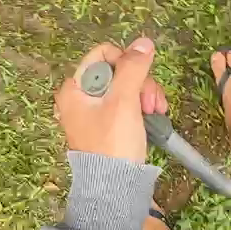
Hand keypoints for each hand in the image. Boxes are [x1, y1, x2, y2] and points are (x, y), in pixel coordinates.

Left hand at [54, 37, 167, 162]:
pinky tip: (153, 116)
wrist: (115, 187)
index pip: (103, 54)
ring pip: (126, 87)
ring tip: (156, 112)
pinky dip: (141, 106)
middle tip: (151, 103)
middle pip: (117, 70)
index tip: (139, 79)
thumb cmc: (114, 142)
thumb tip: (144, 42)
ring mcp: (93, 112)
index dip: (126, 61)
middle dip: (140, 82)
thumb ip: (133, 68)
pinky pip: (127, 103)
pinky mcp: (107, 125)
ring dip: (145, 94)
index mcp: (74, 89)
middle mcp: (80, 98)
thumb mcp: (124, 100)